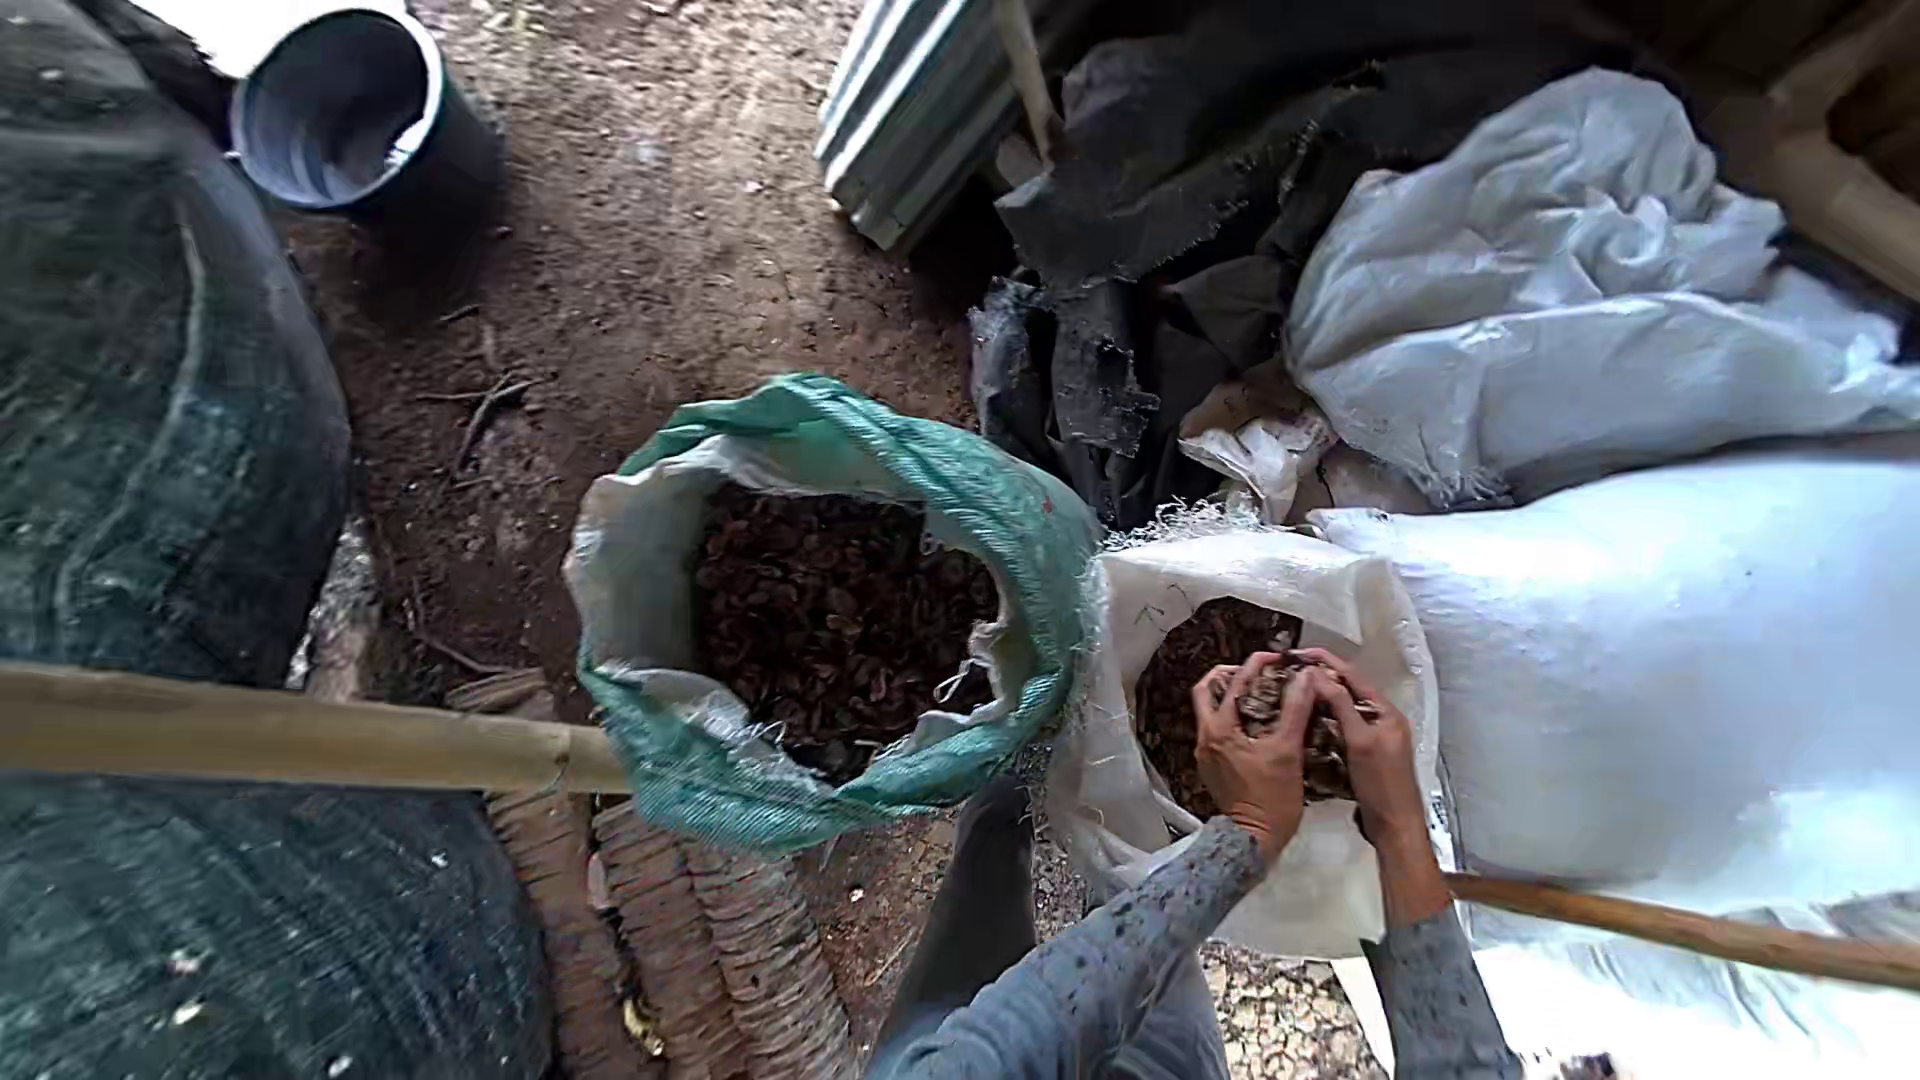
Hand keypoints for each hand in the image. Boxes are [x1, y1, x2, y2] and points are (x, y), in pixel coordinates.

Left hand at [1190, 652, 1309, 861]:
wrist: (1254, 839)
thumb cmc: (1272, 796)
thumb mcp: (1287, 751)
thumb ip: (1295, 711)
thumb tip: (1305, 677)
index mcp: (1218, 728)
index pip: (1231, 684)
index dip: (1253, 666)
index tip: (1274, 657)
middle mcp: (1204, 735)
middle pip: (1206, 692)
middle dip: (1228, 676)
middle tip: (1255, 673)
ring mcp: (1205, 750)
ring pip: (1209, 710)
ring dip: (1230, 696)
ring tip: (1259, 693)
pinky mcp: (1211, 763)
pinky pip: (1217, 729)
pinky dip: (1232, 716)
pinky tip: (1256, 720)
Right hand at [1292, 648, 1447, 923]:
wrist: (1394, 826)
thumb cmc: (1380, 782)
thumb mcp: (1359, 740)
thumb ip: (1339, 704)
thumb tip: (1315, 672)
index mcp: (1386, 712)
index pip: (1353, 675)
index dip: (1325, 661)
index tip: (1295, 653)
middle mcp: (1380, 719)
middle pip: (1346, 688)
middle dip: (1319, 675)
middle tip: (1287, 670)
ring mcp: (1371, 735)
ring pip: (1341, 706)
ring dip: (1318, 695)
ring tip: (1289, 688)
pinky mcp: (1361, 750)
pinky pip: (1338, 723)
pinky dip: (1320, 715)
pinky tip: (1301, 716)